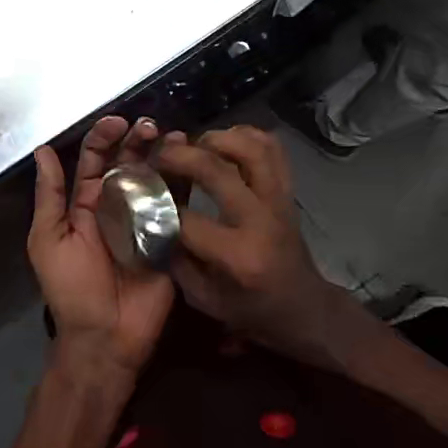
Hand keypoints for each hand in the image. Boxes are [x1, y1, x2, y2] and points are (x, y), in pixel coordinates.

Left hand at [30, 117, 174, 380]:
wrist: (104, 338)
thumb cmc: (69, 287)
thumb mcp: (48, 237)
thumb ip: (50, 194)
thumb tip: (42, 150)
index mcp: (84, 204)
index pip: (92, 161)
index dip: (102, 138)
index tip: (116, 121)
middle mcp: (115, 206)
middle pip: (126, 165)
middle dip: (136, 141)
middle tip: (148, 125)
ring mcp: (144, 223)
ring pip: (153, 181)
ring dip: (162, 156)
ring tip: (175, 135)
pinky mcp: (170, 242)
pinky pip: (178, 210)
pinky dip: (185, 187)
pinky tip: (193, 167)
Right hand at [154, 127, 349, 363]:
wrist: (306, 310)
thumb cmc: (252, 309)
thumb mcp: (204, 299)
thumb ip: (174, 258)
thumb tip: (146, 220)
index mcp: (240, 256)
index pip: (187, 217)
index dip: (157, 203)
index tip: (140, 196)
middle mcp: (261, 220)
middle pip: (216, 168)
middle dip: (177, 156)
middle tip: (157, 157)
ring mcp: (279, 200)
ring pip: (250, 147)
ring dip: (215, 139)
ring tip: (193, 148)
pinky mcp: (287, 190)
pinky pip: (271, 148)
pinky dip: (244, 137)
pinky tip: (221, 147)